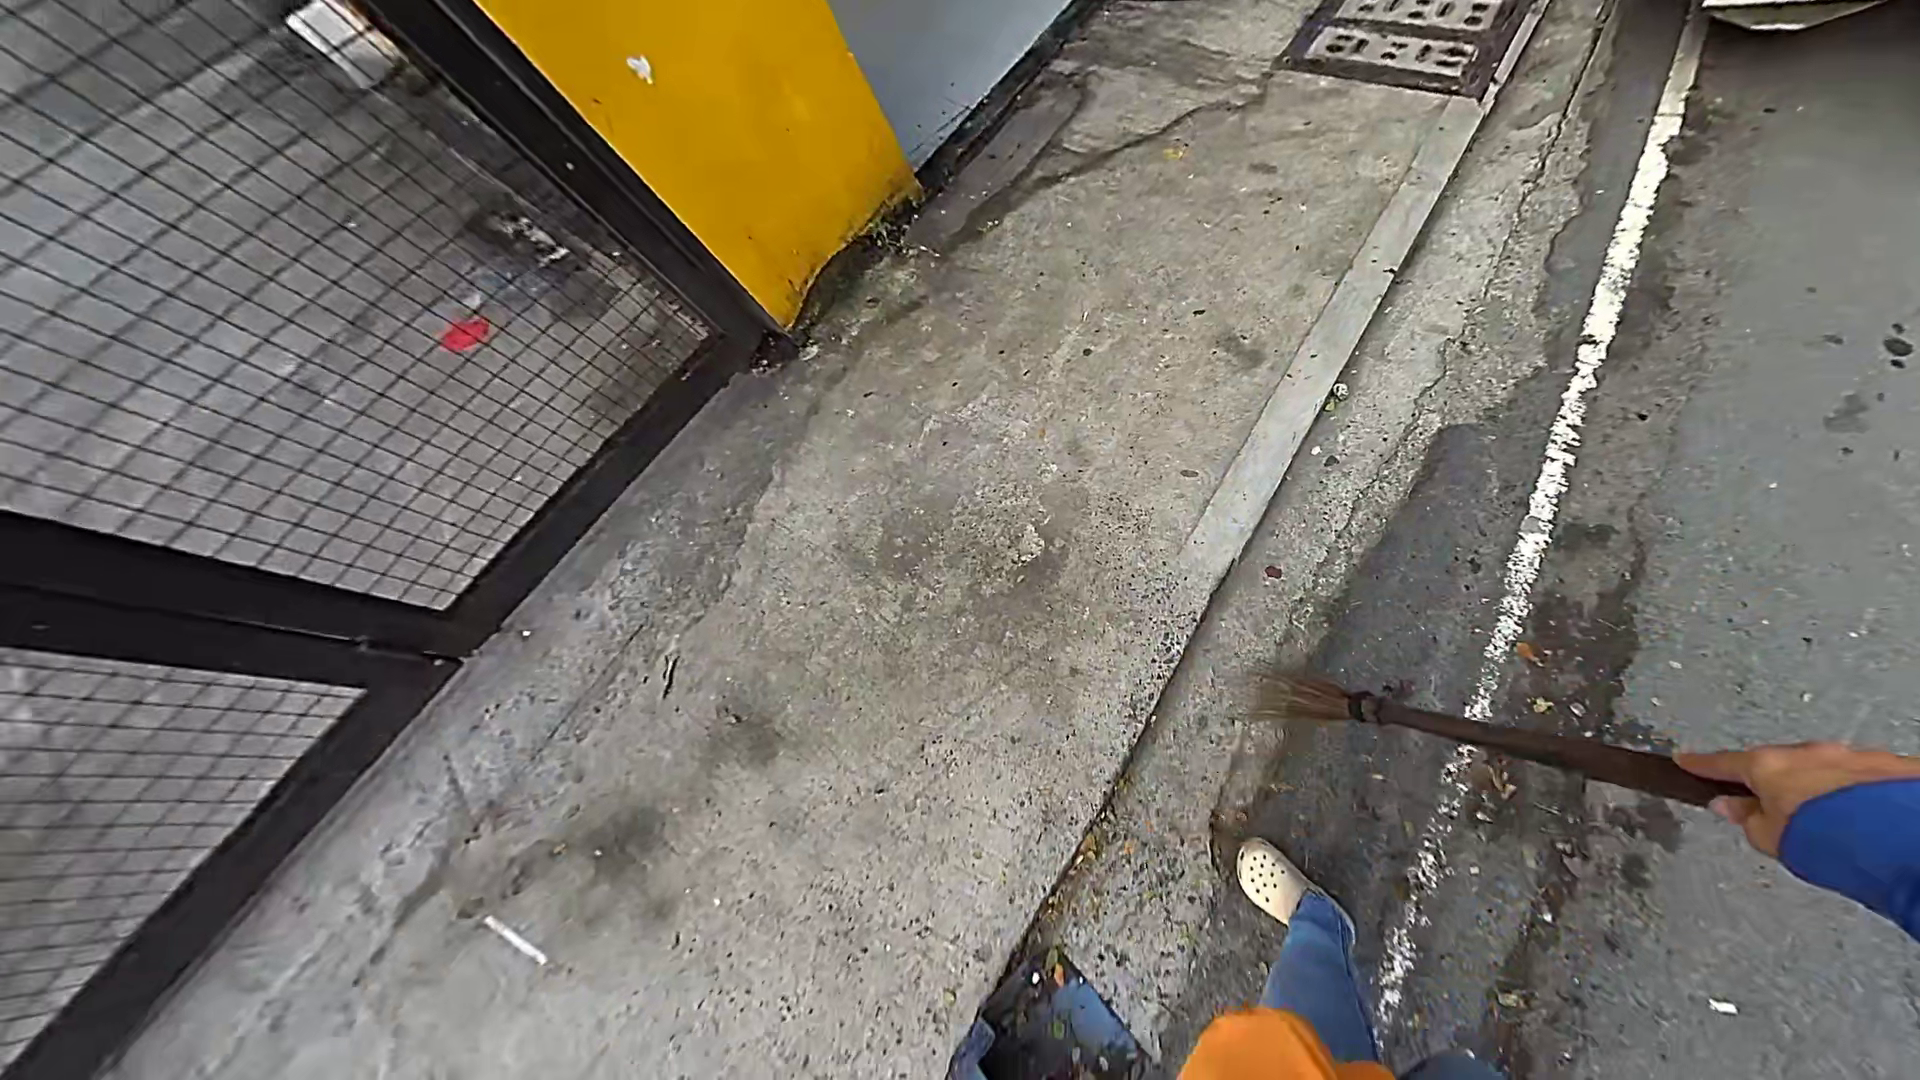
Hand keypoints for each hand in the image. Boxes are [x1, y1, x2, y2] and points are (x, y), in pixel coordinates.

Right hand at [1676, 742, 1919, 856]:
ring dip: (1831, 785)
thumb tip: (1732, 808)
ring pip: (1834, 768)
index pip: (1719, 763)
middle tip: (1787, 807)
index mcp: (1765, 765)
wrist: (1915, 847)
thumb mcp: (1774, 840)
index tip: (1687, 763)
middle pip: (1783, 764)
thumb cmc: (1838, 841)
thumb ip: (1748, 820)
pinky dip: (1874, 791)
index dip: (1699, 765)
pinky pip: (1878, 777)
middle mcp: (1808, 755)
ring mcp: (1859, 759)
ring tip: (1849, 817)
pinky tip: (1884, 815)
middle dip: (1782, 781)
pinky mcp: (1905, 770)